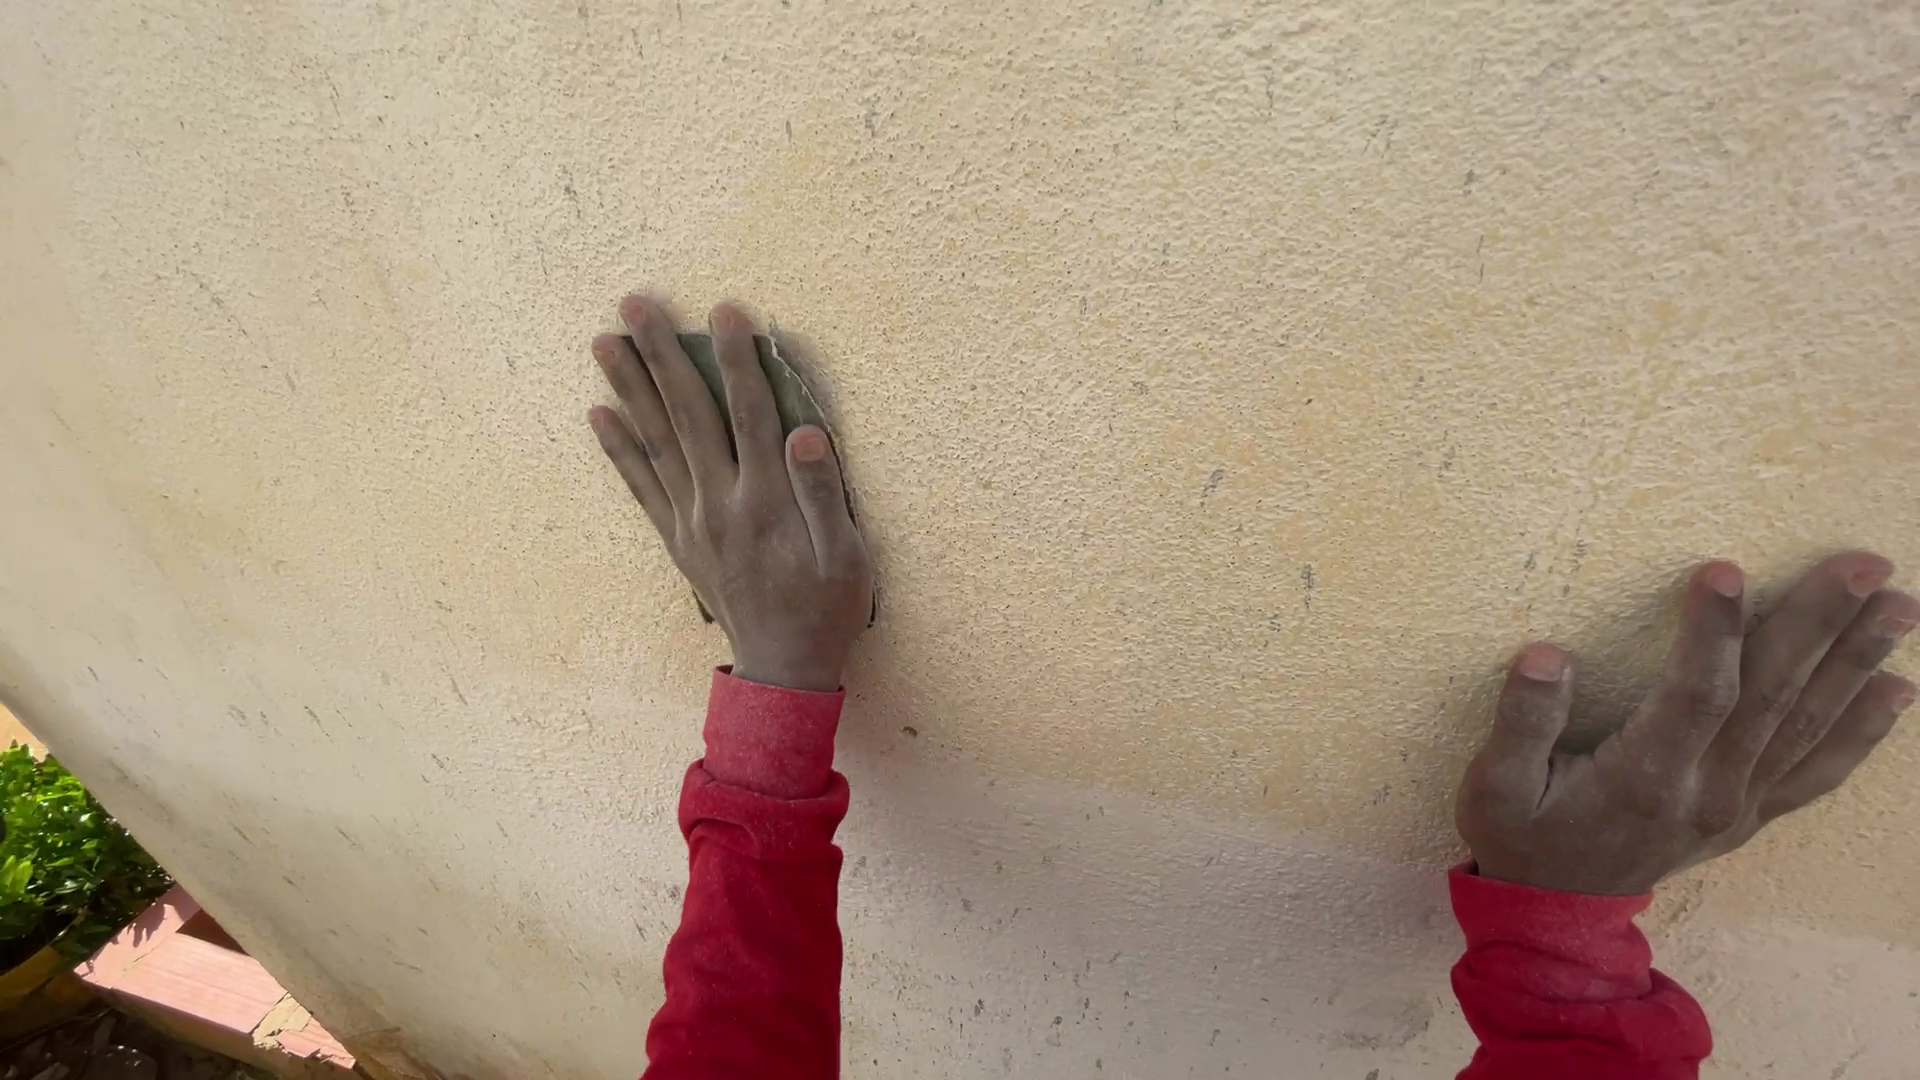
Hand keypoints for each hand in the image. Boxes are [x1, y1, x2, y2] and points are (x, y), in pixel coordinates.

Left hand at [587, 295, 872, 691]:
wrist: (783, 666)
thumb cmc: (826, 608)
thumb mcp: (847, 557)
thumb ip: (824, 493)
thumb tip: (805, 432)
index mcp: (765, 502)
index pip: (749, 415)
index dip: (738, 361)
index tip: (725, 311)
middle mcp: (719, 503)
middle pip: (687, 416)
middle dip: (662, 356)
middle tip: (634, 304)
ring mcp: (692, 522)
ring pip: (655, 444)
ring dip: (629, 390)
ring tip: (604, 343)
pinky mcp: (678, 540)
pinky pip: (641, 488)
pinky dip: (618, 450)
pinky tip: (598, 416)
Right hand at [1457, 552, 1915, 894]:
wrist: (1551, 906)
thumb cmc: (1515, 834)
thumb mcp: (1492, 783)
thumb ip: (1520, 721)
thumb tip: (1545, 655)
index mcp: (1642, 778)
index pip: (1694, 693)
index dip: (1712, 631)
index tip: (1724, 570)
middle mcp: (1706, 791)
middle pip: (1771, 699)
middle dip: (1816, 628)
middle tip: (1860, 567)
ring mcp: (1735, 806)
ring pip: (1804, 725)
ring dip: (1853, 662)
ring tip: (1895, 606)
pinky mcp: (1743, 815)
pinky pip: (1816, 770)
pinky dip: (1862, 731)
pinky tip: (1894, 691)